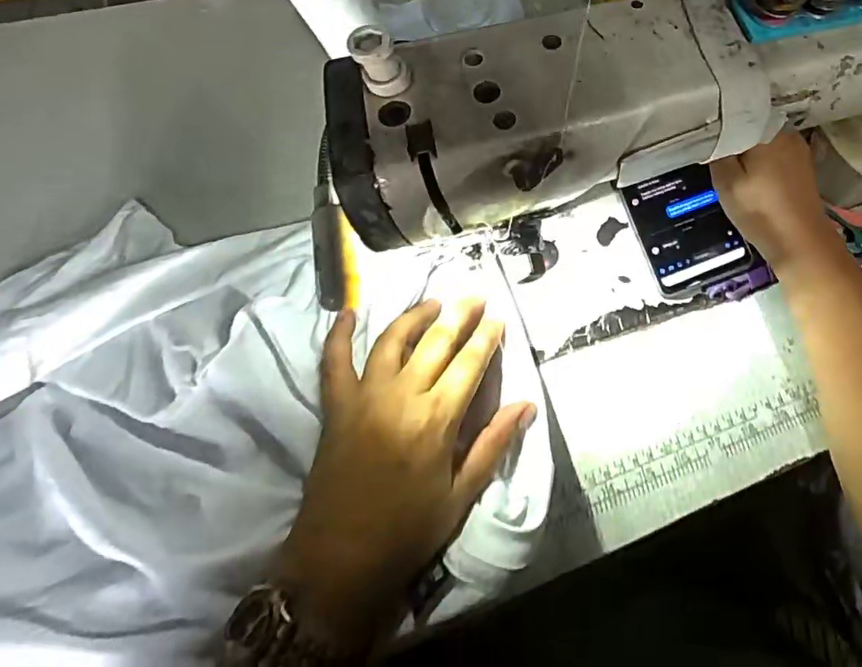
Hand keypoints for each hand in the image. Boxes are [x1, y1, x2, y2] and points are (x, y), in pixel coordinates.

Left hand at [273, 298, 533, 652]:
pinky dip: (339, 336)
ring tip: (433, 303)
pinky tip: (347, 314)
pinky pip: (334, 364)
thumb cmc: (406, 530)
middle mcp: (402, 398)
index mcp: (437, 420)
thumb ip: (493, 444)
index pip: (470, 363)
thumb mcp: (460, 495)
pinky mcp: (336, 409)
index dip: (487, 338)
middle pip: (436, 343)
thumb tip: (527, 405)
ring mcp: (364, 400)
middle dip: (460, 316)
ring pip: (392, 342)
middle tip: (475, 298)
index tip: (499, 319)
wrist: (337, 562)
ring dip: (415, 316)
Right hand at [711, 132, 843, 271]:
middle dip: (735, 133)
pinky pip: (777, 153)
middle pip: (753, 125)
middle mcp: (788, 133)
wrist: (801, 243)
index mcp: (769, 130)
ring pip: (765, 140)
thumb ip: (717, 153)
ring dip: (749, 147)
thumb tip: (714, 136)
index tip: (703, 126)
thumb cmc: (761, 210)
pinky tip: (751, 172)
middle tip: (712, 144)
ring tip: (729, 158)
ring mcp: (799, 150)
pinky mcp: (803, 167)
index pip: (739, 112)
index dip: (720, 118)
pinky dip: (763, 159)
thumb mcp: (727, 183)